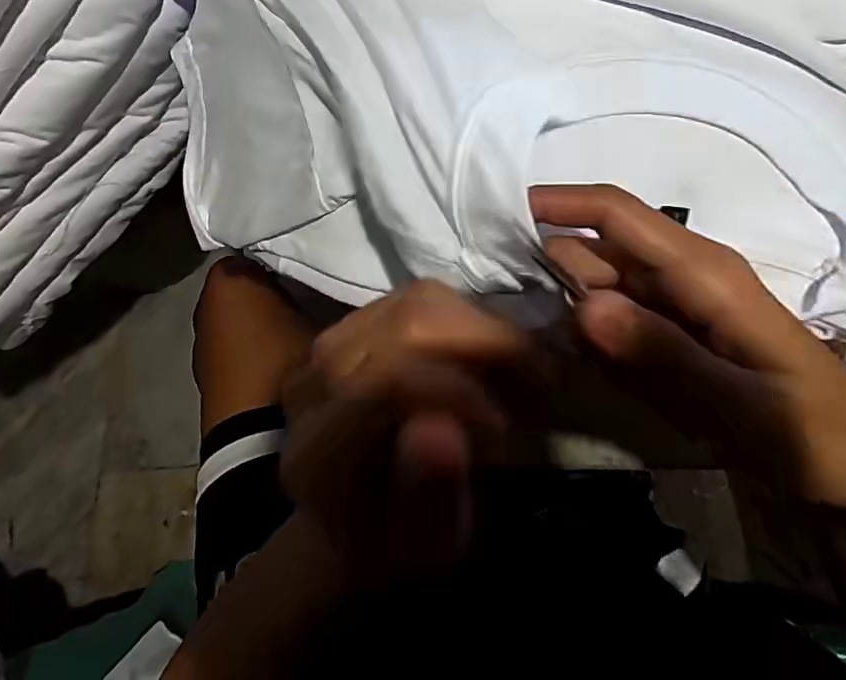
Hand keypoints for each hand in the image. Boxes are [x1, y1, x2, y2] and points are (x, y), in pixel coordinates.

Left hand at [280, 281, 532, 578]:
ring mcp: (324, 350)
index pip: (388, 382)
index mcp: (318, 453)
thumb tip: (439, 428)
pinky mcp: (350, 325)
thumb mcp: (426, 549)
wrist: (364, 521)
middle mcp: (310, 389)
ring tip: (516, 362)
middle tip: (535, 379)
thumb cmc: (401, 546)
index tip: (509, 421)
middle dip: (481, 344)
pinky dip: (464, 314)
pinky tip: (486, 346)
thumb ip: (430, 499)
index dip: (458, 388)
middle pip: (402, 328)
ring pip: (413, 302)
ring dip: (479, 325)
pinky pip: (414, 297)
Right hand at [532, 184, 845, 523]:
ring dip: (571, 305)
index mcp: (705, 269)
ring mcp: (681, 302)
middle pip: (603, 247)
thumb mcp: (743, 406)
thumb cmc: (813, 433)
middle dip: (555, 267)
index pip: (620, 213)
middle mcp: (687, 272)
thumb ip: (663, 356)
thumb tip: (583, 304)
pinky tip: (586, 368)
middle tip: (514, 312)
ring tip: (544, 347)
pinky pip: (620, 318)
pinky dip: (595, 335)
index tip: (502, 211)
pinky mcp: (678, 329)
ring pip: (605, 282)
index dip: (562, 202)